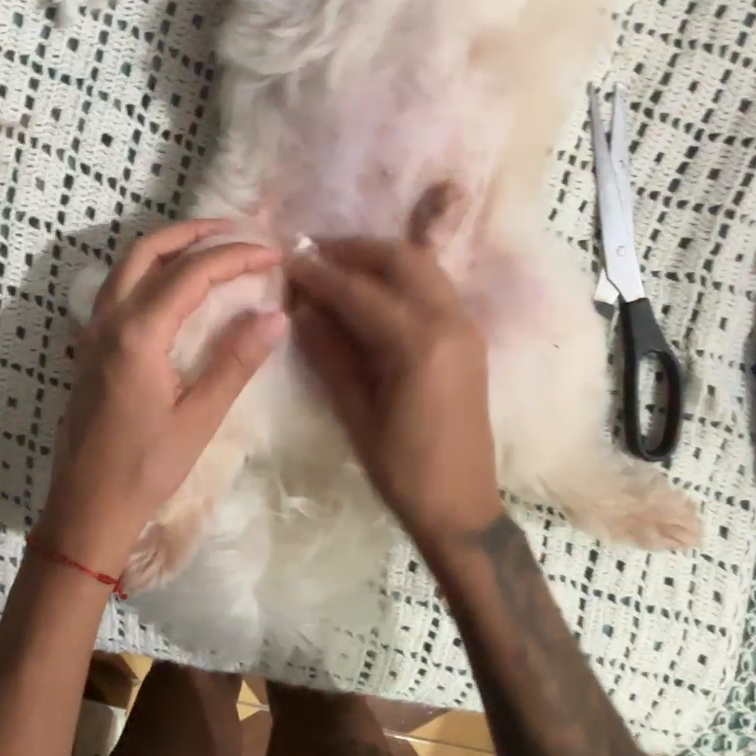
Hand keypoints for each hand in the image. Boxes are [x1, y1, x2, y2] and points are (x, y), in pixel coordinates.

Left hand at [39, 221, 287, 575]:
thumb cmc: (145, 468)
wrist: (87, 507)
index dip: (235, 256)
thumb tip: (276, 315)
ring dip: (168, 248)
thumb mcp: (199, 417)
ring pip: (127, 267)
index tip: (272, 254)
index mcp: (137, 333)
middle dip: (194, 233)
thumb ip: (236, 361)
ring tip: (211, 249)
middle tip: (237, 231)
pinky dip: (150, 273)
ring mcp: (92, 333)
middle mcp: (107, 320)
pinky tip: (176, 290)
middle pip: (148, 251)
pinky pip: (118, 290)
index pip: (191, 273)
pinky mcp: (89, 349)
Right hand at [285, 239, 502, 549]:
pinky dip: (399, 278)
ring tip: (336, 268)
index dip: (319, 274)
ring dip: (378, 259)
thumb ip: (330, 353)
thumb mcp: (355, 413)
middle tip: (312, 255)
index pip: (360, 291)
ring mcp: (465, 327)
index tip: (287, 262)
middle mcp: (450, 323)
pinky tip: (368, 293)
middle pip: (401, 259)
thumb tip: (302, 309)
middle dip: (353, 250)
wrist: (462, 505)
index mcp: (419, 345)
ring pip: (422, 267)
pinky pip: (433, 287)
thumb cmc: (401, 469)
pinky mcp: (468, 338)